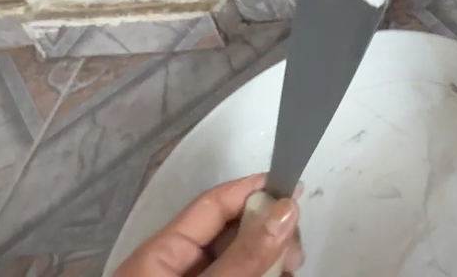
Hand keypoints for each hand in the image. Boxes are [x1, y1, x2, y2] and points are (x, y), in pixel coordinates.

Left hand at [113, 175, 302, 276]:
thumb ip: (243, 256)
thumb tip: (288, 207)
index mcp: (161, 254)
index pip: (215, 203)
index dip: (255, 190)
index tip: (295, 189)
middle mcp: (172, 267)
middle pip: (230, 231)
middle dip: (268, 231)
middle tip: (295, 252)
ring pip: (237, 258)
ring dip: (268, 258)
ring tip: (291, 269)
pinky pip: (235, 276)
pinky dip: (258, 274)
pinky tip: (278, 276)